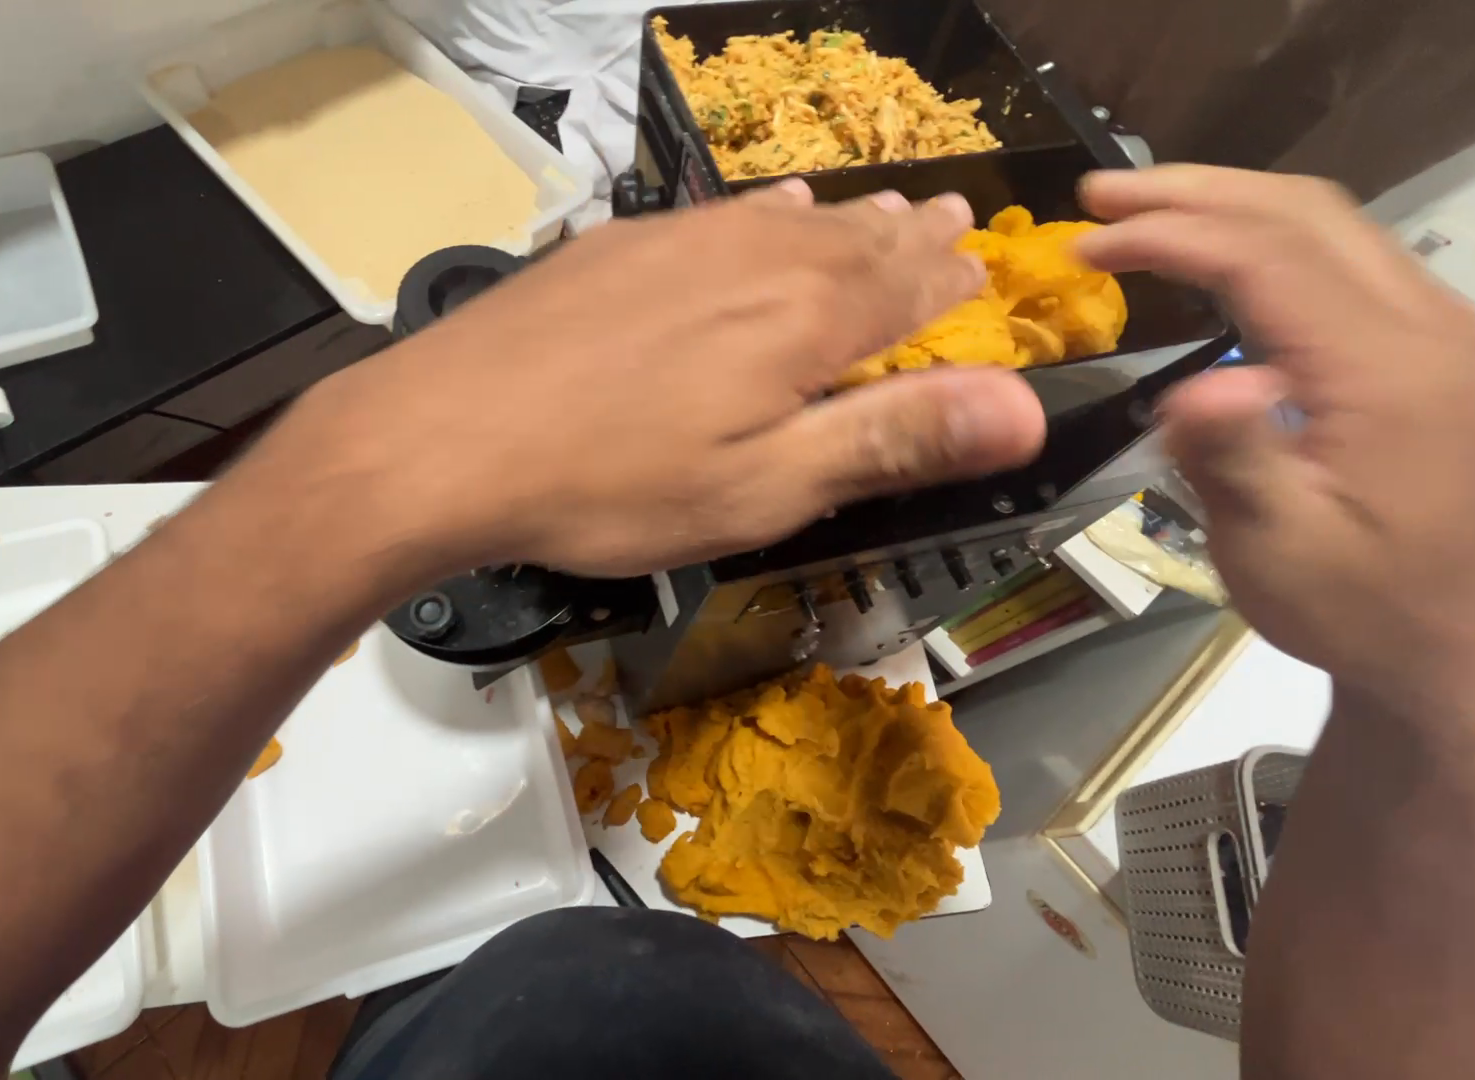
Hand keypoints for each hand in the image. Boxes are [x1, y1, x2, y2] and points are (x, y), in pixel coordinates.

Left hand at [261, 182, 1045, 575]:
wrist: (447, 439)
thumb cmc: (610, 485)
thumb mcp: (760, 490)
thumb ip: (889, 441)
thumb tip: (1027, 409)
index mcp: (802, 321)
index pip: (909, 288)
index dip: (953, 283)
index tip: (982, 269)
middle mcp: (751, 258)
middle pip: (856, 242)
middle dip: (911, 238)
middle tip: (950, 222)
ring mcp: (674, 243)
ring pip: (787, 222)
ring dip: (843, 223)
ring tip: (880, 214)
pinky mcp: (612, 250)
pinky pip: (714, 218)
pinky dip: (759, 217)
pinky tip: (764, 212)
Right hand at [1076, 166, 1474, 697]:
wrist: (1455, 644)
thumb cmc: (1354, 600)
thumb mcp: (1279, 546)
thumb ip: (1238, 459)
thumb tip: (1196, 385)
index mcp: (1382, 366)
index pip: (1266, 258)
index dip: (1168, 236)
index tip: (1083, 244)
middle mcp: (1419, 325)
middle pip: (1304, 213)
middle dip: (1192, 191)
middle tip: (1098, 196)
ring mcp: (1427, 333)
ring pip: (1325, 225)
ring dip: (1224, 204)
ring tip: (1138, 211)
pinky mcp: (1415, 353)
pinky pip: (1334, 260)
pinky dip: (1256, 238)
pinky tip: (1209, 257)